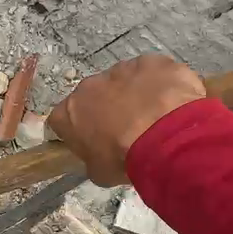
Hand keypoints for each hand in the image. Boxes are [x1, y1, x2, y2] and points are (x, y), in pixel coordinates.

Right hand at [45, 55, 207, 184]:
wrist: (166, 138)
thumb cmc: (123, 159)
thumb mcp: (98, 172)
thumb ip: (92, 158)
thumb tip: (98, 155)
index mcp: (66, 113)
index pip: (62, 119)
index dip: (77, 129)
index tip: (91, 140)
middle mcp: (87, 86)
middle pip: (93, 95)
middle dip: (105, 107)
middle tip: (125, 128)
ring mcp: (120, 70)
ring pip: (123, 80)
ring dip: (132, 93)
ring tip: (153, 115)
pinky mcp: (151, 61)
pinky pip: (152, 71)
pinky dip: (159, 82)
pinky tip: (170, 100)